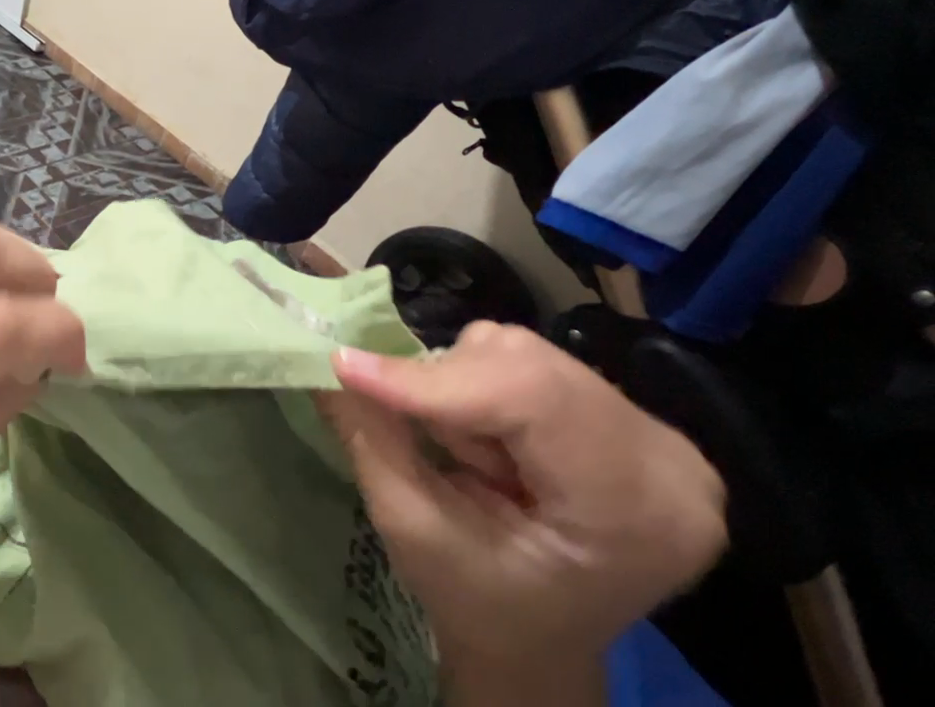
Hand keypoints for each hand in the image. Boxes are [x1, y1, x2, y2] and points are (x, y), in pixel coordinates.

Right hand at [322, 322, 726, 669]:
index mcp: (635, 512)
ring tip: (472, 458)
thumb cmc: (476, 603)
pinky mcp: (641, 425)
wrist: (536, 643)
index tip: (346, 366)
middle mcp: (672, 463)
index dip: (432, 377)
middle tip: (432, 445)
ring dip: (467, 388)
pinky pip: (537, 364)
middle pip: (530, 365)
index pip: (532, 399)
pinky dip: (487, 388)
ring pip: (527, 354)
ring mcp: (667, 441)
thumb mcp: (412, 528)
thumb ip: (371, 437)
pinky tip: (500, 447)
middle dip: (449, 386)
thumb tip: (323, 358)